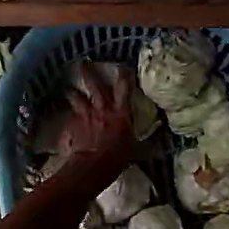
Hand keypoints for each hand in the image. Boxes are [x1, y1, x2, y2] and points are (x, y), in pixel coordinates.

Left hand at [53, 64, 137, 190]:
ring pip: (76, 96)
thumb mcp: (136, 151)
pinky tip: (68, 116)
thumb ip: (146, 146)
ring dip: (72, 92)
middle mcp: (102, 108)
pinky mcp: (73, 124)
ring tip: (68, 88)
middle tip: (83, 63)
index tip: (124, 67)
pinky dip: (70, 115)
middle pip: (94, 84)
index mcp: (120, 112)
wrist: (92, 165)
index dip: (125, 75)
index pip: (124, 87)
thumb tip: (160, 148)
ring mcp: (85, 114)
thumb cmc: (117, 157)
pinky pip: (71, 116)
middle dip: (89, 72)